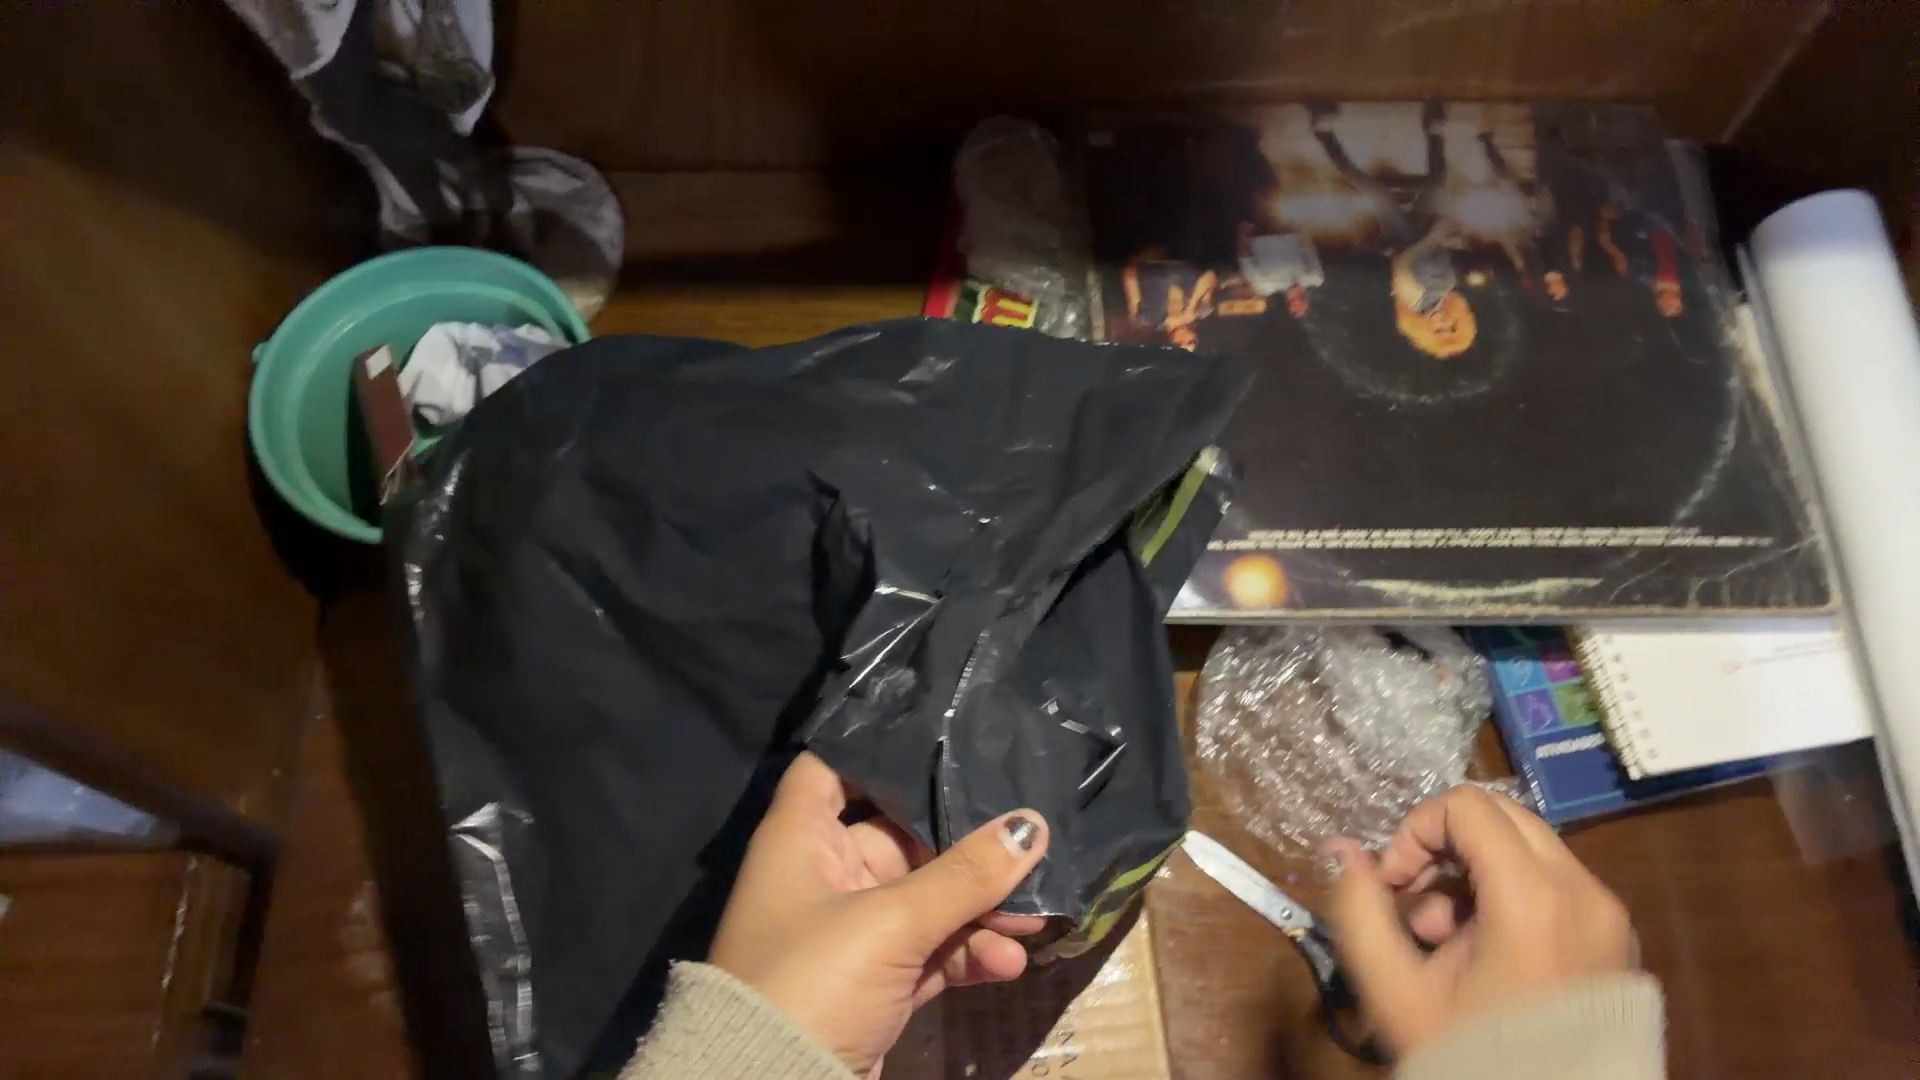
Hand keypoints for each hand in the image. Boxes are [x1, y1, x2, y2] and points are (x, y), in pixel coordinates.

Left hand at [709, 753, 1049, 1077]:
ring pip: (924, 898)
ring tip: (1032, 916)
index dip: (876, 749)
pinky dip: (966, 952)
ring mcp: (851, 930)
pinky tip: (1008, 961)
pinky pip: (930, 950)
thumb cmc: (814, 982)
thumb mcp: (891, 923)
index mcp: (802, 839)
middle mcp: (824, 874)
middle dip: (962, 845)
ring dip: (977, 906)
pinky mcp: (875, 981)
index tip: (940, 738)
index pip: (832, 768)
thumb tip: (1032, 824)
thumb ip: (964, 874)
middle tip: (1023, 838)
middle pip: (900, 836)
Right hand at [1325, 787, 1634, 1057]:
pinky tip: (1479, 949)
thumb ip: (1359, 905)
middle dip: (1442, 843)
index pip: (1465, 806)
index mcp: (1535, 898)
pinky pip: (1550, 880)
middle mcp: (1585, 893)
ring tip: (1443, 935)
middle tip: (1412, 892)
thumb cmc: (1471, 1051)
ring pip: (1522, 845)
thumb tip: (1340, 846)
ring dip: (1469, 870)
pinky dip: (1503, 892)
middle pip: (1498, 814)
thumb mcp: (1394, 986)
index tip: (1394, 883)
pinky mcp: (1616, 938)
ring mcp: (1608, 916)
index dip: (1414, 830)